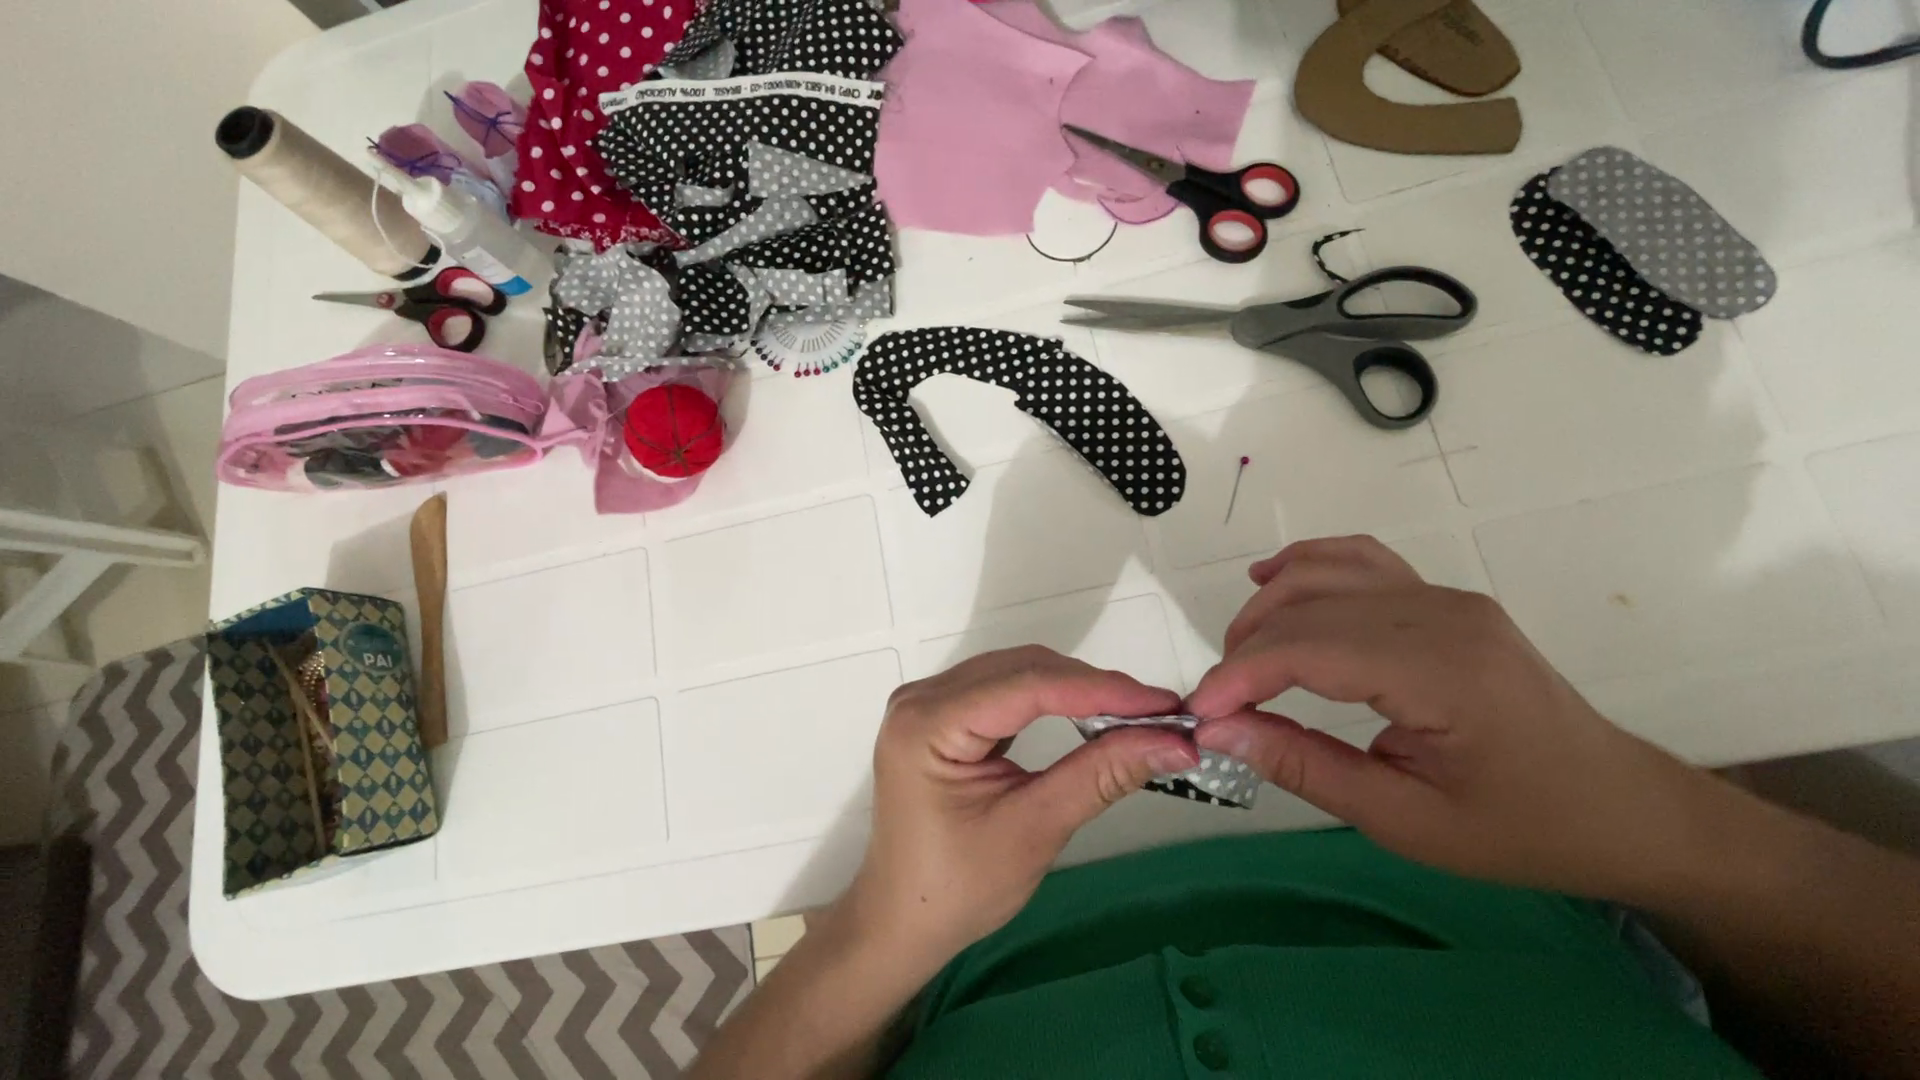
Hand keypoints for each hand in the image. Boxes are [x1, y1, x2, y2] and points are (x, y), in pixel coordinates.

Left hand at [840, 646, 1199, 967]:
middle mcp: (921, 698)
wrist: (902, 921)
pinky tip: (1088, 716)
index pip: (1028, 686)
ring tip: (1133, 715)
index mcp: (927, 724)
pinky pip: (1004, 691)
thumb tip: (1173, 742)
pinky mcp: (941, 716)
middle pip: (1022, 670)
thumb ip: (1100, 776)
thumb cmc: (958, 888)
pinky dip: (1051, 701)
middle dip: (1093, 687)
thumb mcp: (1034, 830)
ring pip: (1016, 673)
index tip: (1164, 705)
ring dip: (1076, 689)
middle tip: (1158, 715)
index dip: (1101, 689)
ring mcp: (928, 704)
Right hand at [1186, 536, 1723, 904]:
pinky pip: (1363, 562)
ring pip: (1329, 572)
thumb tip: (1220, 730)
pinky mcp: (1446, 599)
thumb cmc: (1519, 829)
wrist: (1621, 810)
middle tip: (1217, 704)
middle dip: (1245, 648)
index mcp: (1442, 672)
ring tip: (1236, 657)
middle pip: (1310, 607)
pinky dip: (1309, 566)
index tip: (1199, 713)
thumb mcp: (1405, 820)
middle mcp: (1443, 614)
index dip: (1240, 675)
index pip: (1309, 648)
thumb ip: (1304, 767)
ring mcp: (1448, 597)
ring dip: (1269, 606)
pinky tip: (1272, 580)